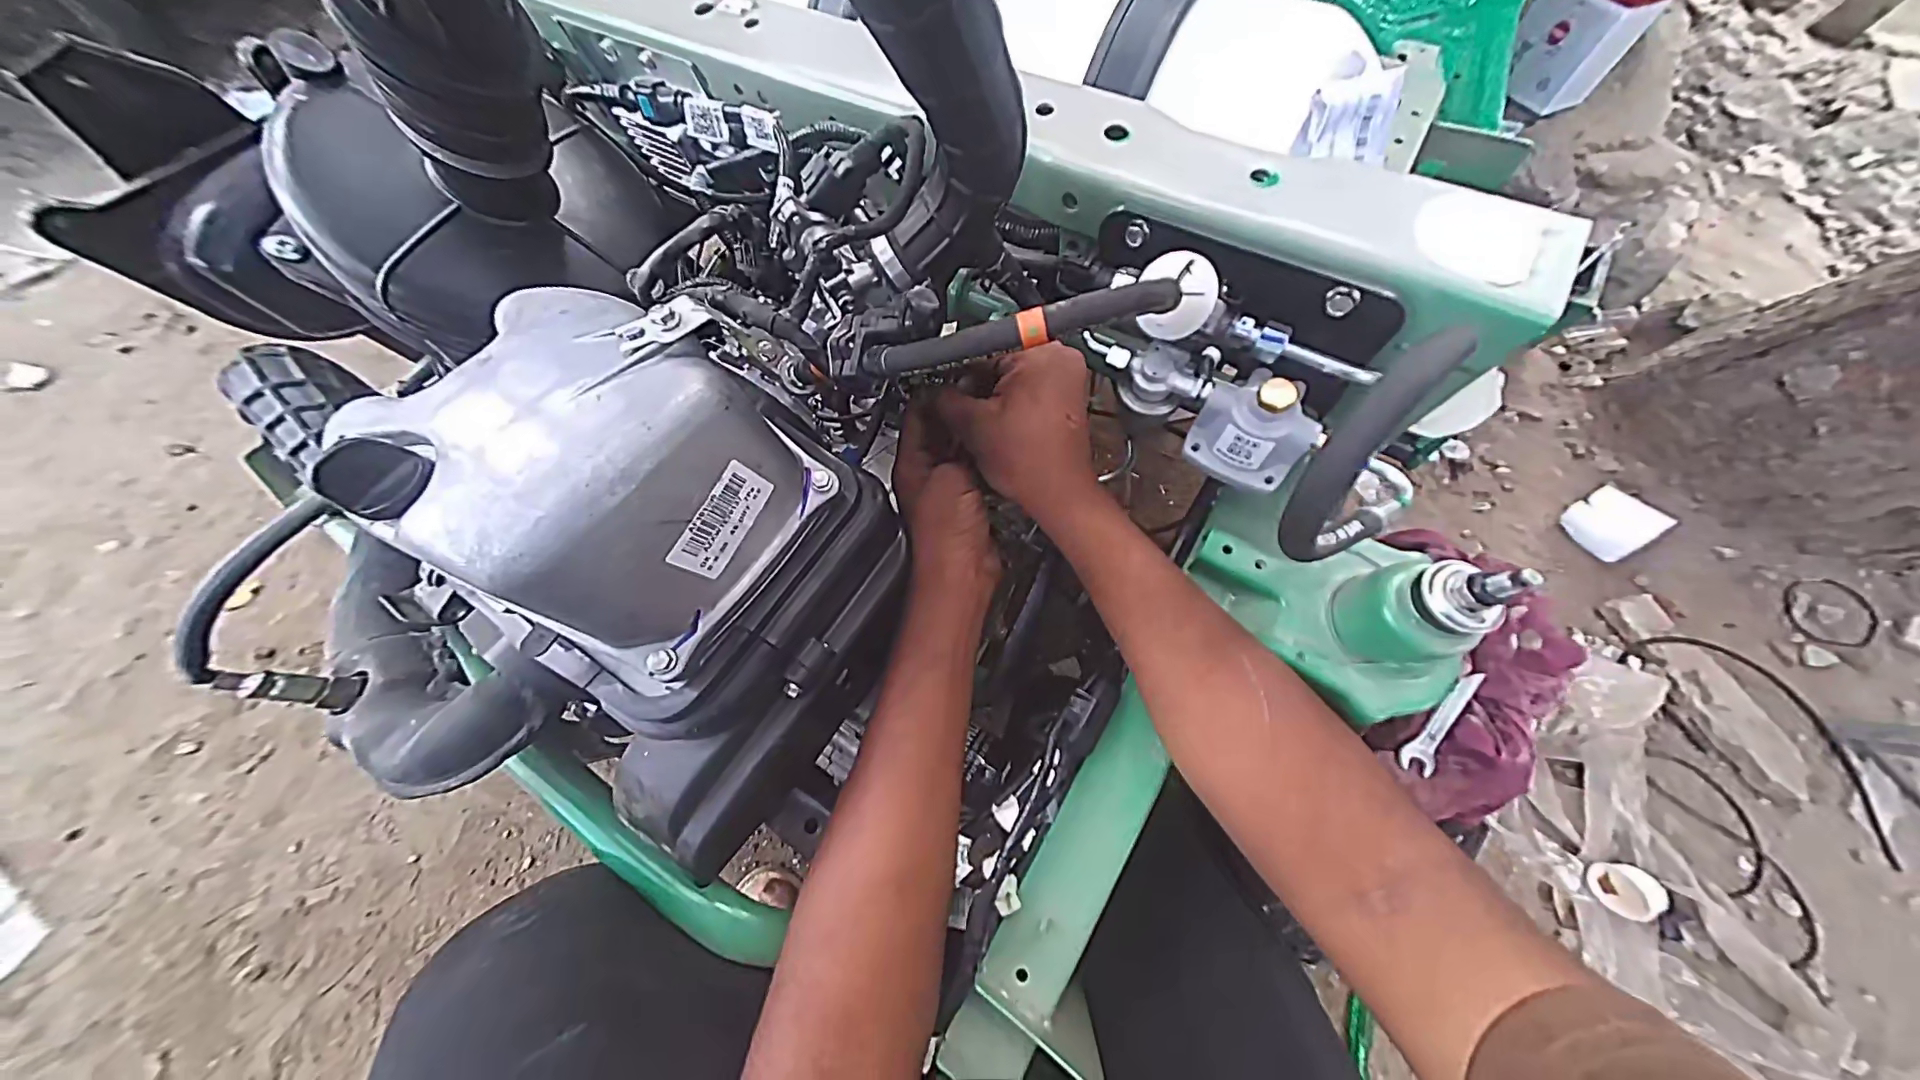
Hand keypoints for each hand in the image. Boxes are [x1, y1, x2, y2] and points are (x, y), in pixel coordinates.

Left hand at [893, 398, 1000, 597]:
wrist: (964, 570)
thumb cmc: (946, 534)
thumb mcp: (951, 474)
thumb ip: (957, 445)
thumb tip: (964, 423)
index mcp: (911, 464)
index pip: (918, 415)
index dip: (935, 393)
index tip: (954, 378)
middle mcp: (928, 474)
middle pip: (942, 431)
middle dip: (960, 412)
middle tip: (981, 394)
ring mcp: (950, 488)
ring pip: (963, 449)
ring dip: (976, 435)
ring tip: (993, 417)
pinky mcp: (971, 502)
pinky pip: (980, 470)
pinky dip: (989, 458)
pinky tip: (1001, 449)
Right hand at [934, 342, 1098, 518]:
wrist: (1059, 493)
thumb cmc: (1031, 464)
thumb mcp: (973, 425)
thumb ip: (945, 398)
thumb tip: (931, 389)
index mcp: (1041, 354)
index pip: (983, 342)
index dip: (955, 363)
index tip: (941, 375)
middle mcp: (1061, 357)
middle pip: (1001, 354)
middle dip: (975, 379)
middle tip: (957, 401)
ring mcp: (1068, 375)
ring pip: (1014, 371)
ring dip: (991, 390)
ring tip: (980, 417)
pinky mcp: (1067, 394)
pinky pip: (1029, 385)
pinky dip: (1009, 399)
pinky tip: (997, 421)